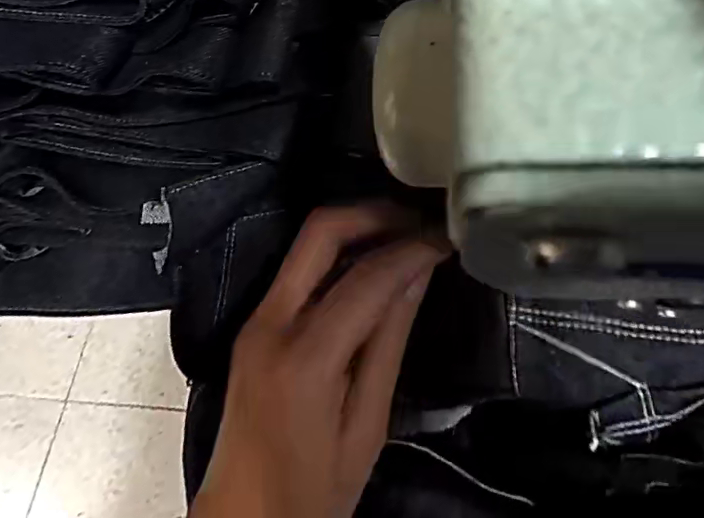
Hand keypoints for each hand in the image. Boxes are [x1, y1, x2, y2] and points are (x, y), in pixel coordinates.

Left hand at [191, 205, 448, 517]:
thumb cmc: (310, 494)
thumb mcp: (366, 426)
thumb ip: (390, 341)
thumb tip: (419, 271)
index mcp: (303, 358)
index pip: (368, 276)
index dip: (414, 247)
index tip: (448, 237)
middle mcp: (271, 322)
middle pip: (323, 230)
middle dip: (378, 213)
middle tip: (422, 221)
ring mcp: (257, 318)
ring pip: (310, 240)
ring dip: (361, 225)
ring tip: (407, 234)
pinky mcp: (255, 322)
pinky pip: (302, 264)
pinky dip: (344, 249)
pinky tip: (377, 260)